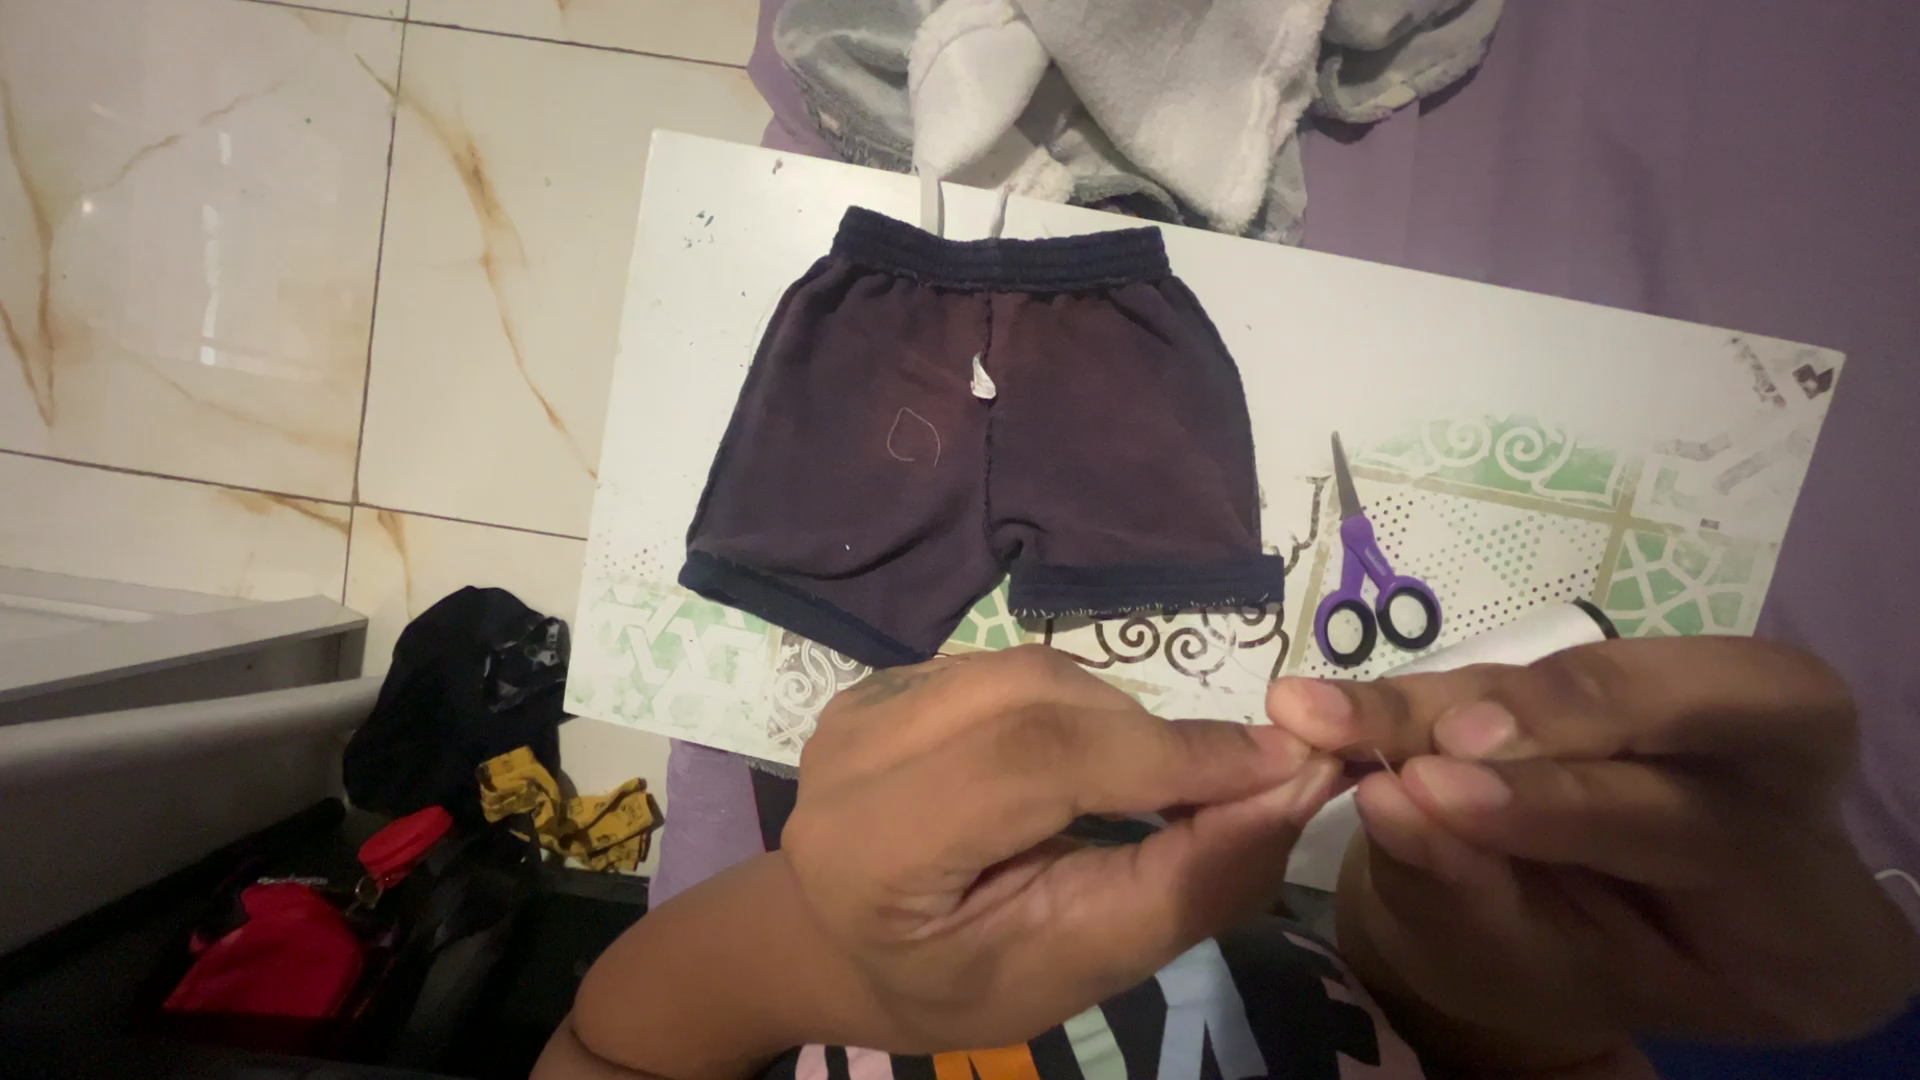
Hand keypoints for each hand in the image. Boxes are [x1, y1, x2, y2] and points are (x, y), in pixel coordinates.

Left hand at [782, 645, 1341, 1052]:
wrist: (832, 934)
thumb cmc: (943, 979)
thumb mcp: (1067, 968)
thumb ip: (1178, 885)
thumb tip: (1286, 789)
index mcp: (878, 843)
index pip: (1035, 762)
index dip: (1166, 754)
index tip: (1279, 761)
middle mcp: (857, 747)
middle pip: (1035, 695)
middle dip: (1147, 733)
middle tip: (1220, 779)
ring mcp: (865, 699)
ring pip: (1027, 667)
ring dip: (1110, 714)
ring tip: (1138, 778)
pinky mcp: (883, 677)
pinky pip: (1004, 665)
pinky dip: (1068, 702)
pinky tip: (1074, 753)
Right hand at [1267, 637, 1919, 1071]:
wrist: (1478, 936)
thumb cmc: (1513, 974)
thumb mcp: (1493, 960)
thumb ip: (1458, 883)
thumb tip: (1389, 798)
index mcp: (1799, 932)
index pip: (1717, 834)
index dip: (1578, 798)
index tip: (1440, 786)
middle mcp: (1782, 812)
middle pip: (1751, 697)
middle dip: (1577, 698)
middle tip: (1441, 728)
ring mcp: (1687, 738)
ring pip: (1602, 668)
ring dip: (1452, 693)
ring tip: (1325, 716)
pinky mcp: (1583, 696)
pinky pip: (1507, 671)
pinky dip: (1411, 693)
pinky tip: (1321, 705)